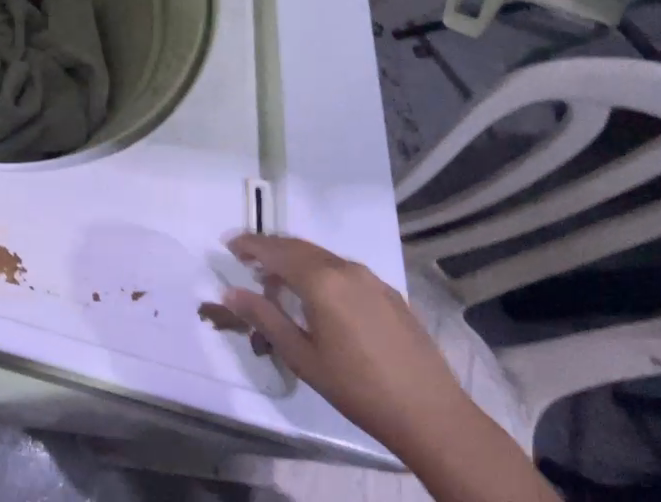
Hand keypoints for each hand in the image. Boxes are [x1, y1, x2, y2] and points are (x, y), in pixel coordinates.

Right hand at [219, 234, 467, 448]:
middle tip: (248, 259)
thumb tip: (230, 292)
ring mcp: (373, 281)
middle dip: (271, 249)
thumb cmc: (357, 387)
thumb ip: (264, 317)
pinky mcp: (391, 295)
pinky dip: (321, 272)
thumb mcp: (301, 356)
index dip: (249, 245)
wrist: (431, 414)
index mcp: (321, 281)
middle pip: (299, 248)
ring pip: (324, 258)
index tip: (228, 245)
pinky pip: (345, 271)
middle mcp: (347, 270)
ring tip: (279, 280)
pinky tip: (319, 297)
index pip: (275, 251)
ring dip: (296, 260)